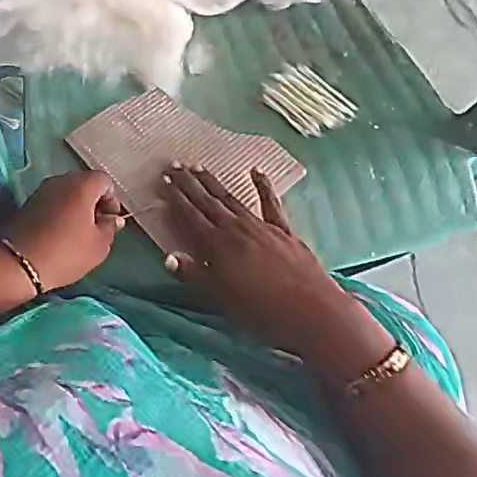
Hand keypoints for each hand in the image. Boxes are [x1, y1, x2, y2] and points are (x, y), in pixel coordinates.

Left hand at [5, 170, 125, 289]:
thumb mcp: (99, 245)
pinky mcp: (29, 202)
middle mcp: (61, 180)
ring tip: (79, 232)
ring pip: (68, 191)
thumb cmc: (66, 253)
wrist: (19, 263)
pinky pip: (53, 200)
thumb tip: (112, 218)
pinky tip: (61, 232)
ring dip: (77, 206)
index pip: (104, 180)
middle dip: (95, 201)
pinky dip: (61, 210)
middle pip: (85, 183)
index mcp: (81, 185)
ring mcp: (42, 189)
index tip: (110, 221)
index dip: (112, 199)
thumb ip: (110, 227)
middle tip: (97, 226)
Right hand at [162, 166, 356, 349]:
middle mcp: (235, 229)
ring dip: (213, 182)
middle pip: (207, 201)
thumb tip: (168, 256)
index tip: (164, 179)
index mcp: (216, 245)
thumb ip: (194, 274)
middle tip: (174, 164)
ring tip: (198, 167)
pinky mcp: (284, 231)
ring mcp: (261, 227)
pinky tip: (255, 172)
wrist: (313, 312)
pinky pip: (270, 203)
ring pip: (231, 198)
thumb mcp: (220, 297)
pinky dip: (262, 186)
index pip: (189, 215)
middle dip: (189, 183)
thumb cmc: (261, 311)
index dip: (175, 197)